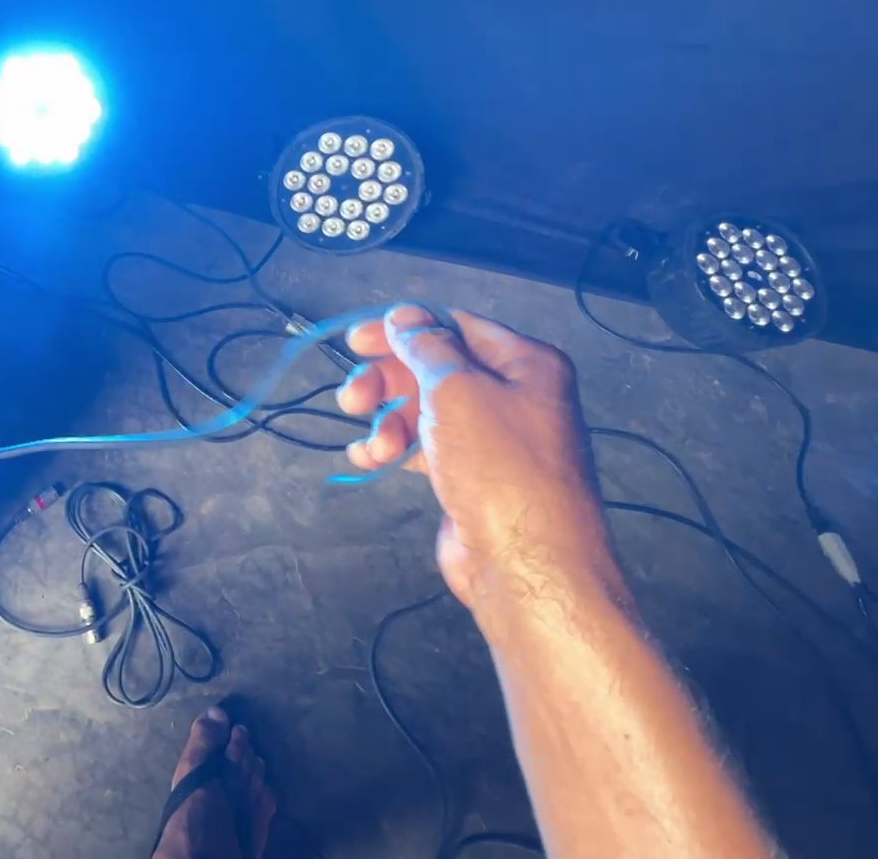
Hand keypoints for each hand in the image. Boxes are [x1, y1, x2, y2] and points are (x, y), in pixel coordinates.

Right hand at [335, 305, 617, 610]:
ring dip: (386, 421)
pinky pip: (420, 444)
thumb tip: (404, 315)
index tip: (355, 342)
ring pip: (419, 407)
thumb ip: (425, 346)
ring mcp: (488, 436)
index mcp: (523, 364)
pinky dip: (392, 447)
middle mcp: (509, 394)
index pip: (453, 325)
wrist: (525, 562)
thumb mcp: (456, 390)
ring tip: (376, 448)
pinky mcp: (467, 471)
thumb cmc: (497, 465)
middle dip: (385, 382)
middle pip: (429, 368)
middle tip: (352, 399)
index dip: (402, 329)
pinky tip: (371, 461)